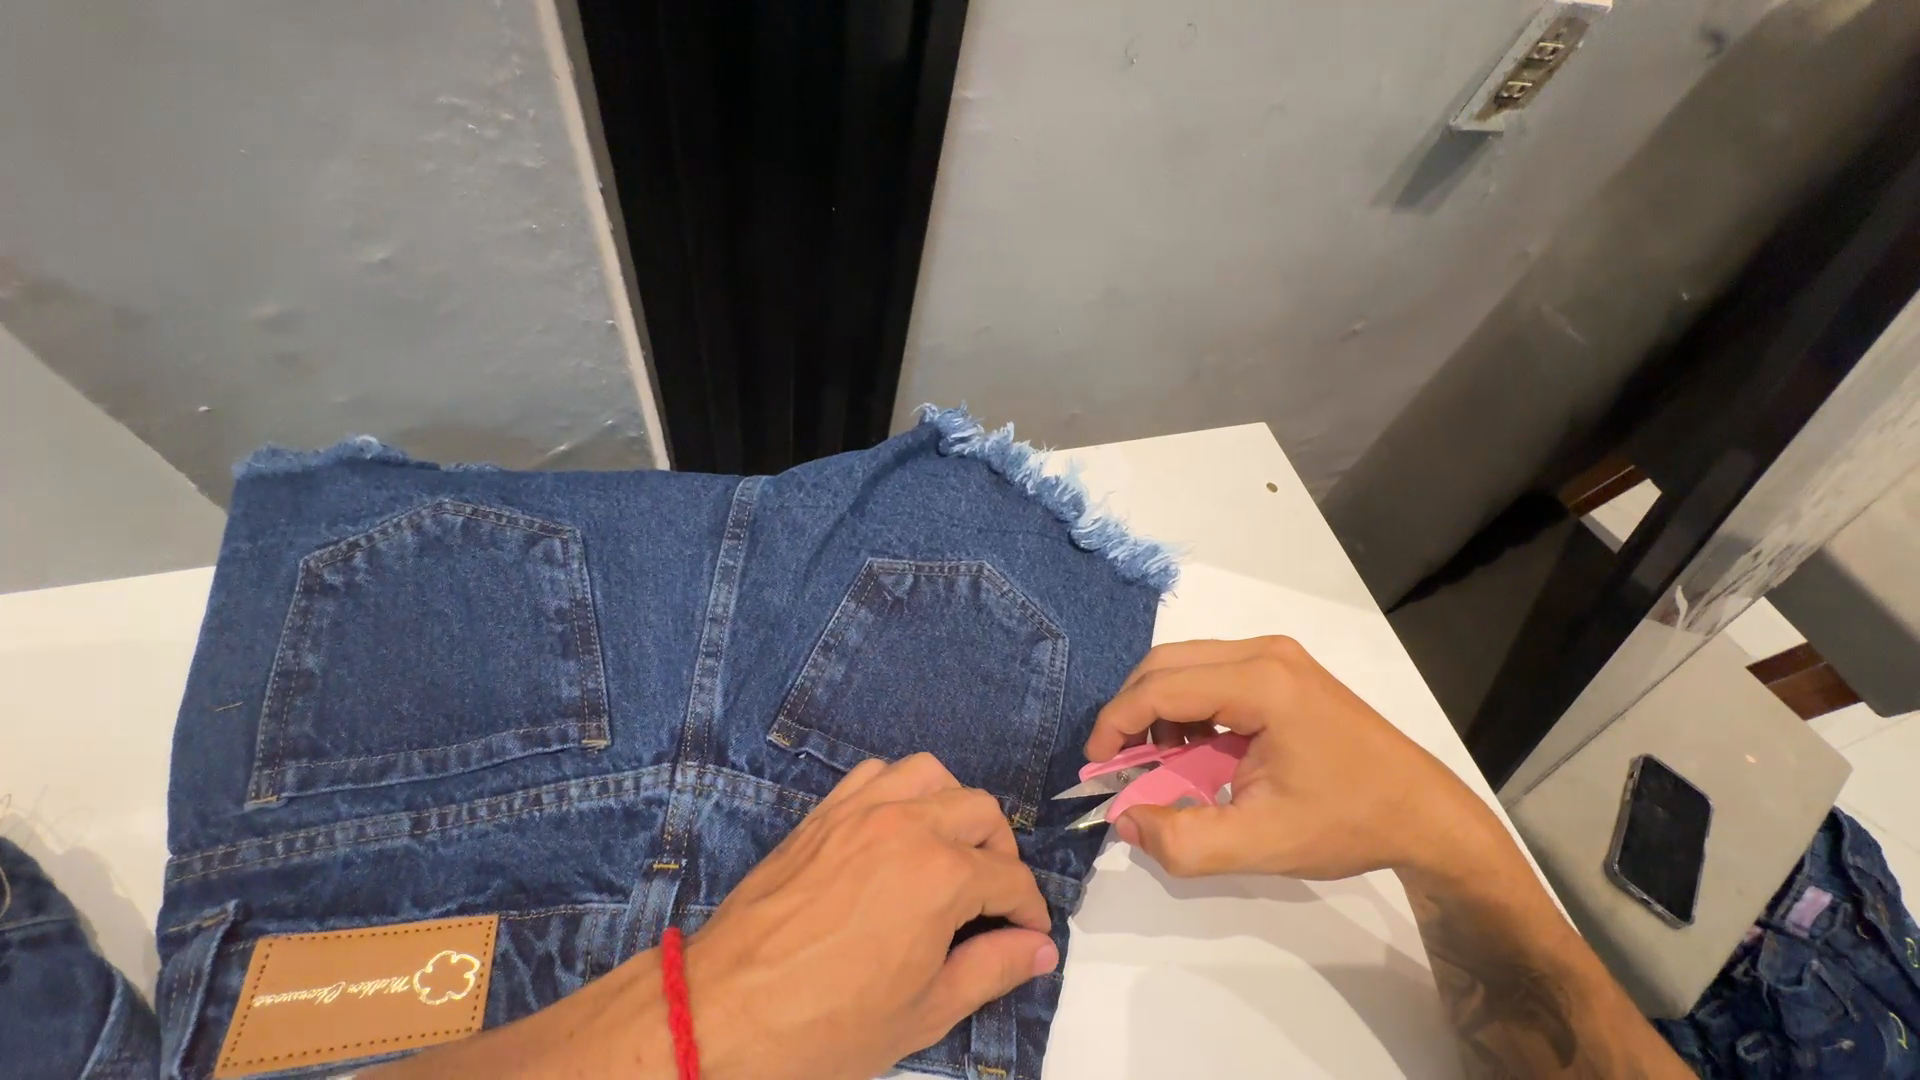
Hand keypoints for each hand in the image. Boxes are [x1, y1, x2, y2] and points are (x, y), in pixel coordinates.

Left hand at [687, 754, 1057, 1079]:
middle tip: (994, 898)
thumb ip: (992, 969)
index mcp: (941, 874)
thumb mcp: (924, 1011)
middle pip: (981, 812)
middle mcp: (908, 824)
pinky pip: (878, 773)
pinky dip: (902, 789)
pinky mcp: (825, 810)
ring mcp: (862, 808)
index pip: (1010, 878)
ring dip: (954, 807)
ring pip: (932, 774)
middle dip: (1001, 854)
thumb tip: (1040, 948)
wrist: (725, 1010)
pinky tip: (898, 826)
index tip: (1030, 933)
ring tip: (950, 851)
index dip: (1030, 909)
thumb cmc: (828, 1023)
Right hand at [1086, 636, 1508, 882]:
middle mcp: (1264, 652)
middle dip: (1130, 711)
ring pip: (1185, 664)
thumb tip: (1124, 820)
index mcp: (1261, 683)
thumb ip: (1183, 841)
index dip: (1115, 724)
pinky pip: (1210, 672)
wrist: (1424, 813)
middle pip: (1165, 664)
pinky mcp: (1281, 667)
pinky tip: (1194, 748)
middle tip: (1117, 762)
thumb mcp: (1261, 844)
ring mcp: (1276, 655)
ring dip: (1157, 708)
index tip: (1095, 766)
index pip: (1161, 688)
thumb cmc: (1347, 823)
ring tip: (1157, 760)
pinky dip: (1185, 705)